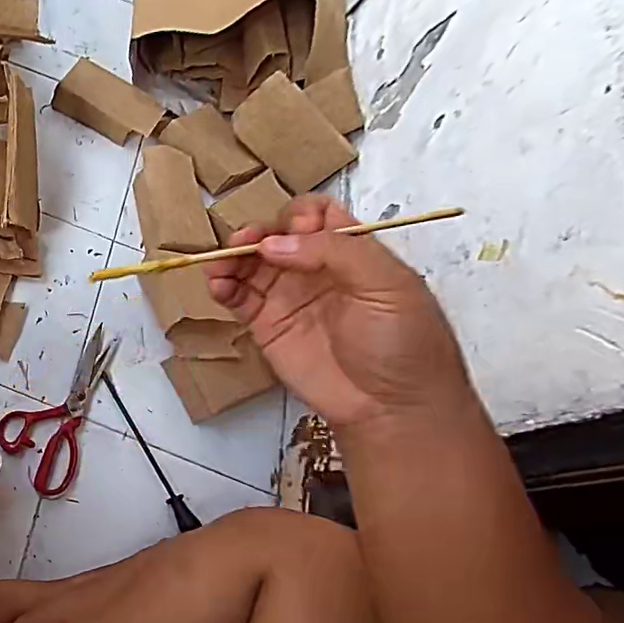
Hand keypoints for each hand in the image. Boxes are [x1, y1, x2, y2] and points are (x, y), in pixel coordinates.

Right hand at [205, 196, 475, 431]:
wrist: (391, 407)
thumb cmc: (405, 344)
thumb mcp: (389, 285)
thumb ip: (336, 253)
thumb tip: (273, 243)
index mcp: (351, 252)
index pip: (316, 215)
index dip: (298, 216)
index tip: (294, 231)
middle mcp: (314, 269)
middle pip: (273, 236)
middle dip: (255, 233)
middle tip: (246, 244)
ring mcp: (287, 297)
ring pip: (248, 264)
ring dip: (230, 257)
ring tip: (220, 265)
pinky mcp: (264, 324)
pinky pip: (236, 297)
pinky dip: (221, 287)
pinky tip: (218, 286)